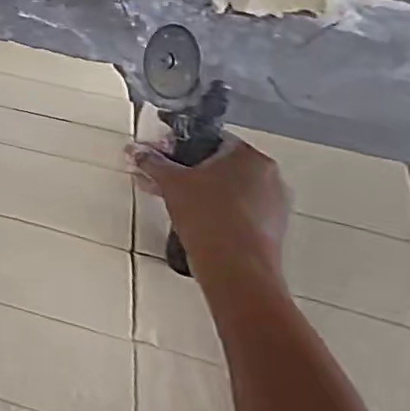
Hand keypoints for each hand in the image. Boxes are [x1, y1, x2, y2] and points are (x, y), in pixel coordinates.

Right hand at [129, 134, 291, 286]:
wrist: (236, 270)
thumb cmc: (207, 216)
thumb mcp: (171, 183)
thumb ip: (152, 162)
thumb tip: (134, 150)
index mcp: (249, 155)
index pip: (210, 140)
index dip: (180, 146)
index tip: (161, 156)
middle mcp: (269, 176)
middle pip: (220, 165)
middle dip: (187, 170)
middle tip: (162, 178)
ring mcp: (274, 204)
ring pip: (229, 189)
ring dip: (200, 191)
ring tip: (170, 200)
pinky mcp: (272, 230)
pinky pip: (239, 210)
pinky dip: (217, 210)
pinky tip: (192, 218)